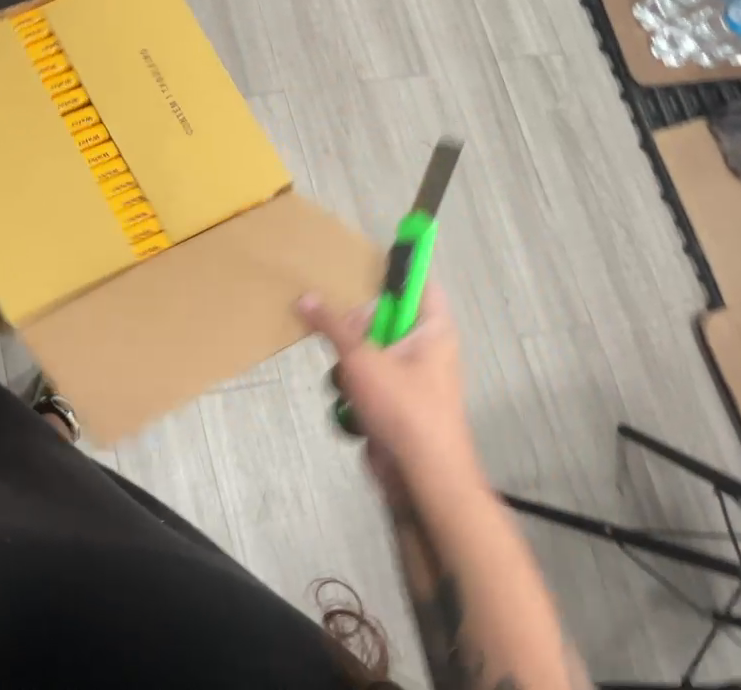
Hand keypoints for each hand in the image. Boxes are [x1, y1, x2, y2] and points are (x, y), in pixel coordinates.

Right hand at [299, 290, 480, 490]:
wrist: (423, 473)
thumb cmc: (403, 407)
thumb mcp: (361, 358)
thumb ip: (332, 326)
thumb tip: (306, 296)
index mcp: (433, 330)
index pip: (421, 284)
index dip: (396, 271)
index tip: (360, 266)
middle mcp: (427, 349)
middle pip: (383, 319)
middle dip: (354, 328)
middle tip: (340, 334)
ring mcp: (411, 377)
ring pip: (368, 350)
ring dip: (348, 364)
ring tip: (346, 380)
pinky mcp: (396, 402)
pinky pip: (366, 378)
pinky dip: (352, 387)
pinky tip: (348, 401)